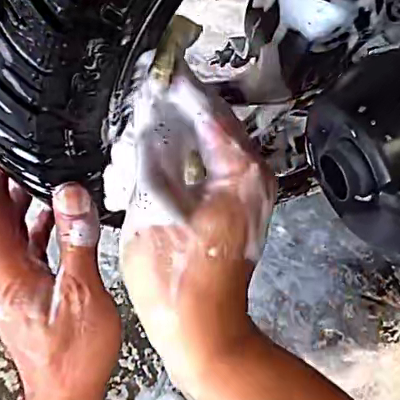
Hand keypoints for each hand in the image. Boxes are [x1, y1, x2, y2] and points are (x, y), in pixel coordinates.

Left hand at [0, 125, 121, 399]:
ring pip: (4, 223)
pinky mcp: (28, 285)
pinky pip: (23, 239)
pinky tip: (48, 204)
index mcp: (4, 272)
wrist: (65, 399)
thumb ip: (74, 241)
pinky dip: (31, 215)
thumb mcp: (81, 296)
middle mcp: (1, 272)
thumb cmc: (71, 358)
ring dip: (8, 189)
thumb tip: (69, 195)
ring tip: (20, 158)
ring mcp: (12, 279)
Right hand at [114, 74, 276, 393]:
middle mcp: (254, 177)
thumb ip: (149, 156)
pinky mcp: (237, 210)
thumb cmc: (179, 284)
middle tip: (146, 91)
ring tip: (144, 123)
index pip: (207, 110)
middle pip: (213, 123)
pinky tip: (156, 158)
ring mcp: (249, 195)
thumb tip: (144, 120)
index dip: (176, 87)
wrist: (204, 333)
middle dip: (176, 108)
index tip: (156, 66)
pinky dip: (185, 159)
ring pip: (211, 146)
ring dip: (177, 134)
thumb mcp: (152, 210)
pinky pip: (210, 168)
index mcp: (241, 171)